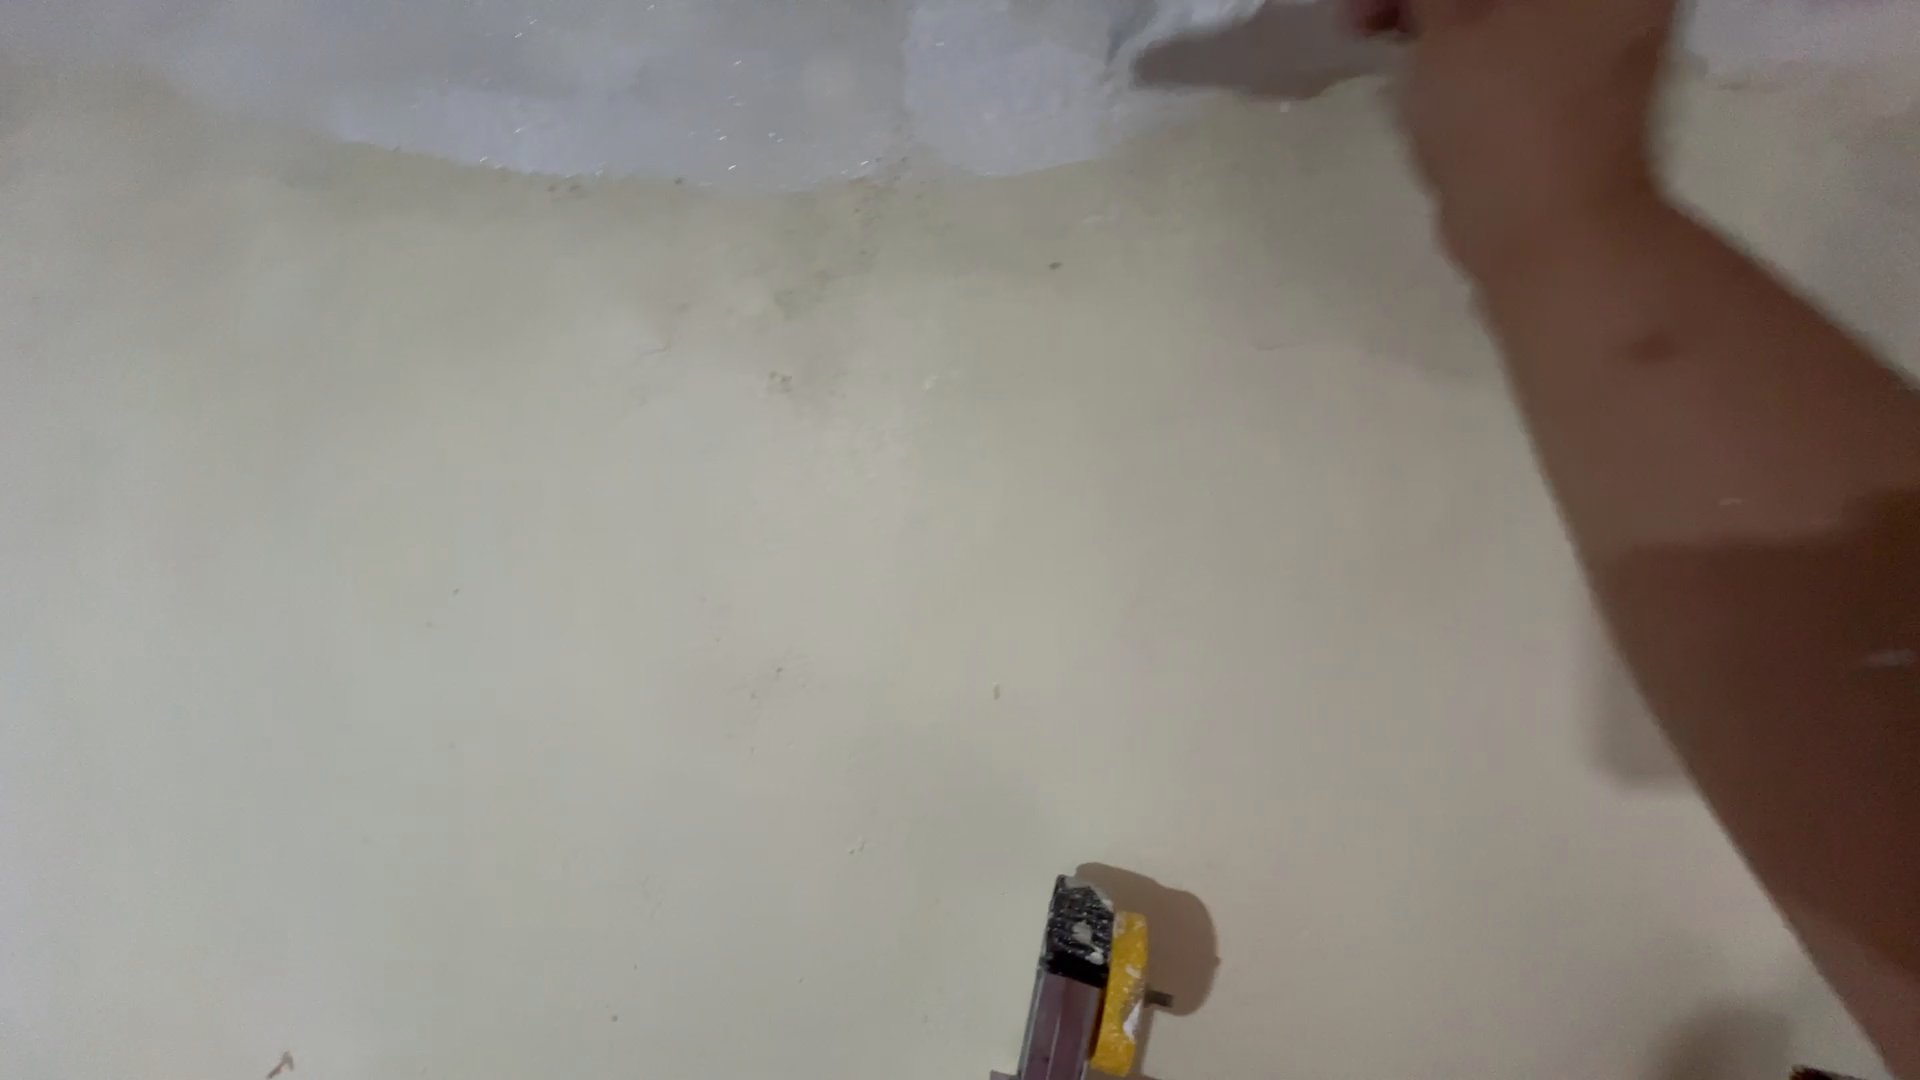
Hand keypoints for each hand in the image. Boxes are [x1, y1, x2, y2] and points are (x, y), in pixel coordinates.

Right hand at [1347, 0, 1679, 277]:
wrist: (1544, 227)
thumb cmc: (1503, 119)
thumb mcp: (1452, 28)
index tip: (1374, 1)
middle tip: (1359, 12)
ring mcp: (1594, 22)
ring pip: (1495, 1)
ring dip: (1428, 7)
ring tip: (1368, 31)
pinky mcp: (1566, 68)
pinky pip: (1503, 29)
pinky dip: (1453, 34)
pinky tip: (1407, 53)